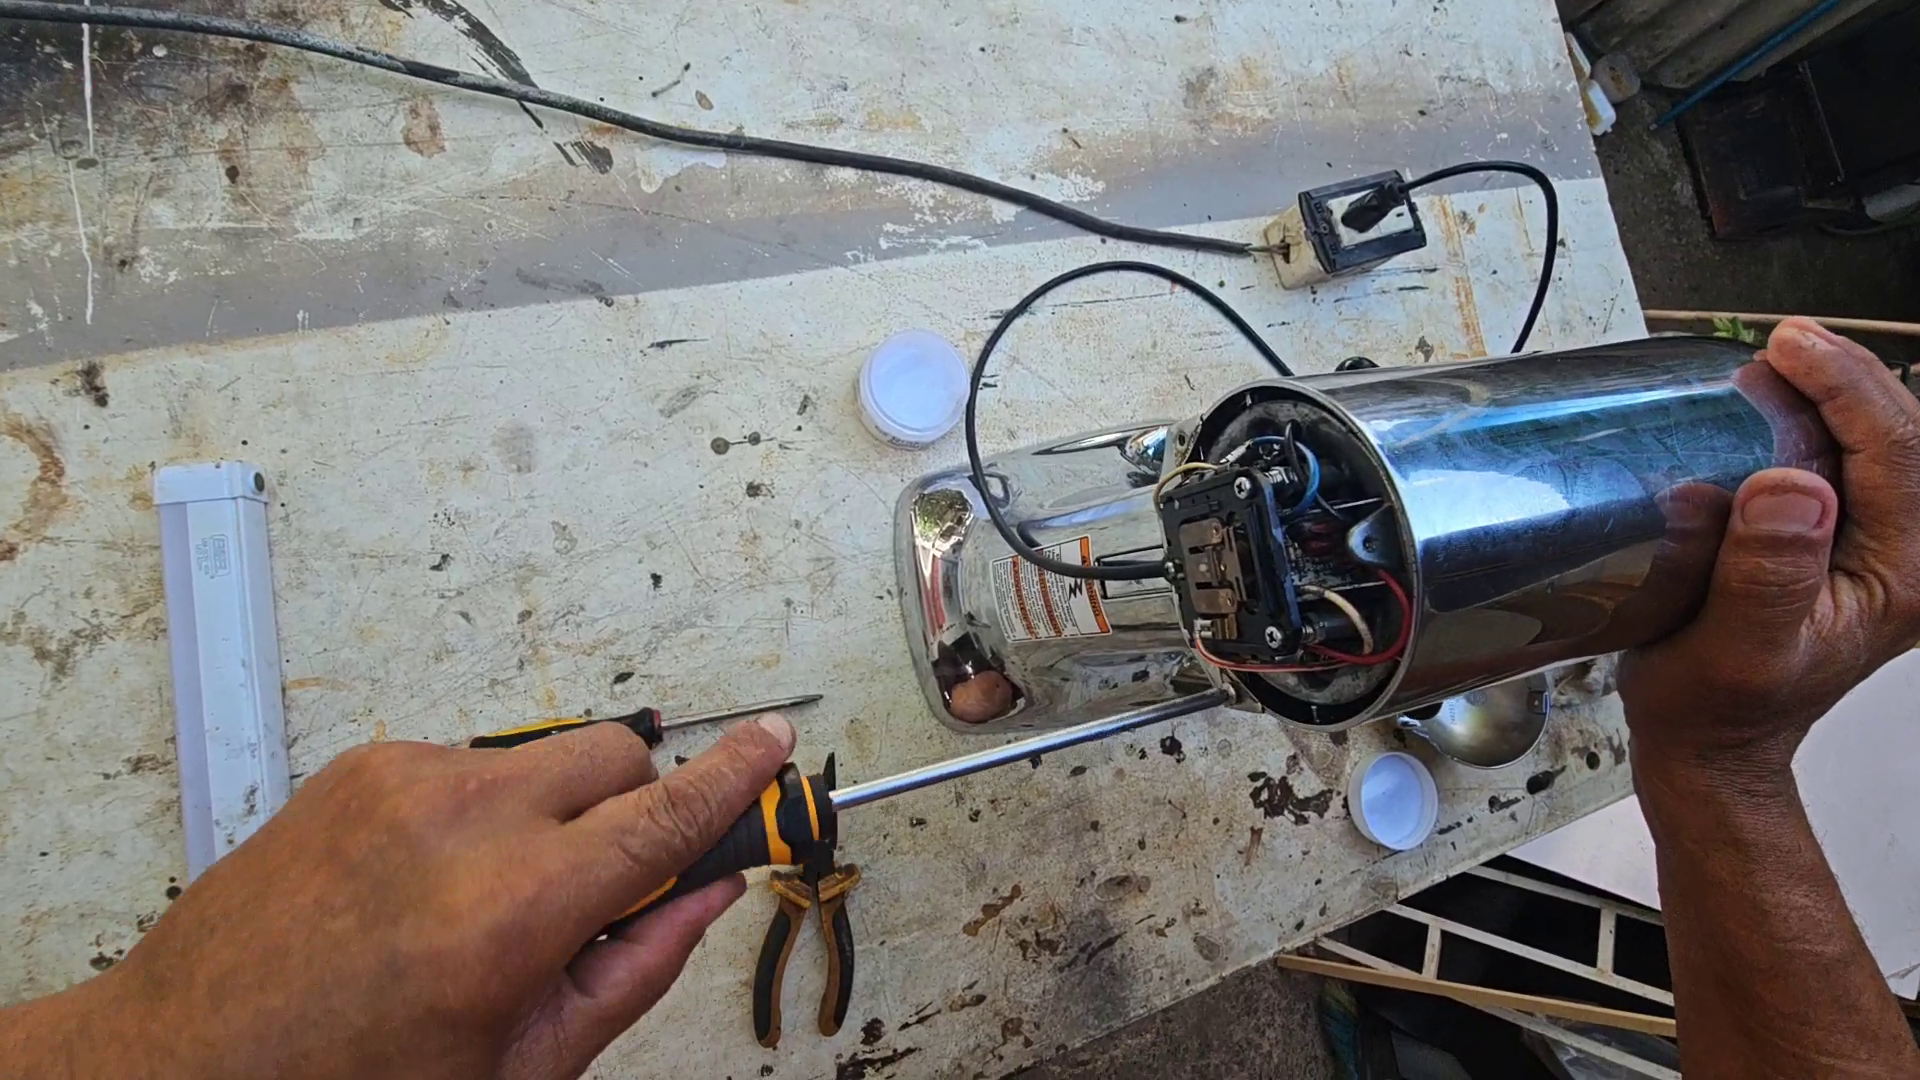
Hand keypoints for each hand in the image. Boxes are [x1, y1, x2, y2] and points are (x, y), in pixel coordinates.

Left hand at [24, 713, 795, 1079]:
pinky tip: (435, 869)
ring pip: (556, 753)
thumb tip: (715, 887)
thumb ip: (640, 967)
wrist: (160, 1073)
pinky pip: (485, 759)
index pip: (661, 822)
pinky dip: (494, 803)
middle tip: (601, 871)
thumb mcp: (522, 1067)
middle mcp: (463, 825)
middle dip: (634, 802)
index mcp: (506, 917)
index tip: (773, 739)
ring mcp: (411, 779)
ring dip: (561, 806)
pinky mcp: (372, 760)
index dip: (732, 778)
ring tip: (497, 882)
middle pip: (618, 755)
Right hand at [1620, 318, 1919, 786]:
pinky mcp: (1828, 551)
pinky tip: (1770, 417)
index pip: (1899, 453)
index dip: (1847, 389)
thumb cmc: (1718, 702)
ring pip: (1875, 450)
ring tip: (1777, 366)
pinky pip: (1837, 473)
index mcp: (1907, 573)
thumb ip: (1770, 574)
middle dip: (1849, 380)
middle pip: (1901, 440)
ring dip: (1832, 399)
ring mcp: (1870, 553)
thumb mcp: (1740, 647)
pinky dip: (1807, 432)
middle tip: (1784, 344)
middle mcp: (1906, 555)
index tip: (1789, 348)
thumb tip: (1788, 488)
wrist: (1710, 736)